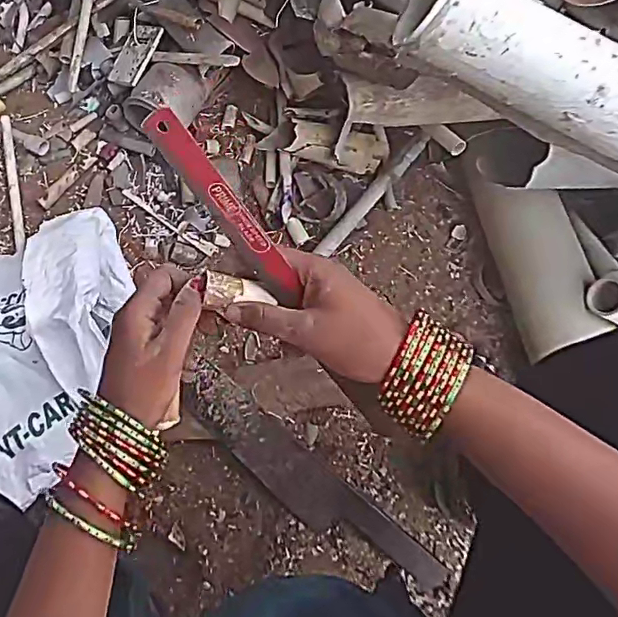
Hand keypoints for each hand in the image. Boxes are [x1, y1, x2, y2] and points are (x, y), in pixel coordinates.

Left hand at [100, 265, 202, 426]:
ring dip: (187, 317)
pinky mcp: (137, 346)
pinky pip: (161, 327)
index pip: (164, 275)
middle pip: (165, 290)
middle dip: (191, 299)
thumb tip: (198, 284)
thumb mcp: (170, 351)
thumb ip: (185, 314)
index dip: (189, 281)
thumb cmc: (142, 395)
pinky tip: (188, 349)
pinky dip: (178, 332)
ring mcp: (132, 331)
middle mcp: (130, 316)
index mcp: (134, 312)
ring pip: (165, 308)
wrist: (121, 429)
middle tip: (211, 317)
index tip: (209, 297)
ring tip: (204, 334)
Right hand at [223, 248, 405, 383]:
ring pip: (278, 298)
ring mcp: (319, 294)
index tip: (218, 277)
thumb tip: (233, 309)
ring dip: (268, 317)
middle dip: (251, 297)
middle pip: (268, 277)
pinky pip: (291, 313)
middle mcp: (315, 275)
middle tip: (234, 315)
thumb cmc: (364, 340)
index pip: (266, 253)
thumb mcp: (308, 331)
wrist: (399, 363)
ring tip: (272, 337)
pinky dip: (284, 328)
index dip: (239, 263)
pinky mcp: (322, 312)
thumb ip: (267, 319)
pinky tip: (288, 347)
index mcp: (313, 267)